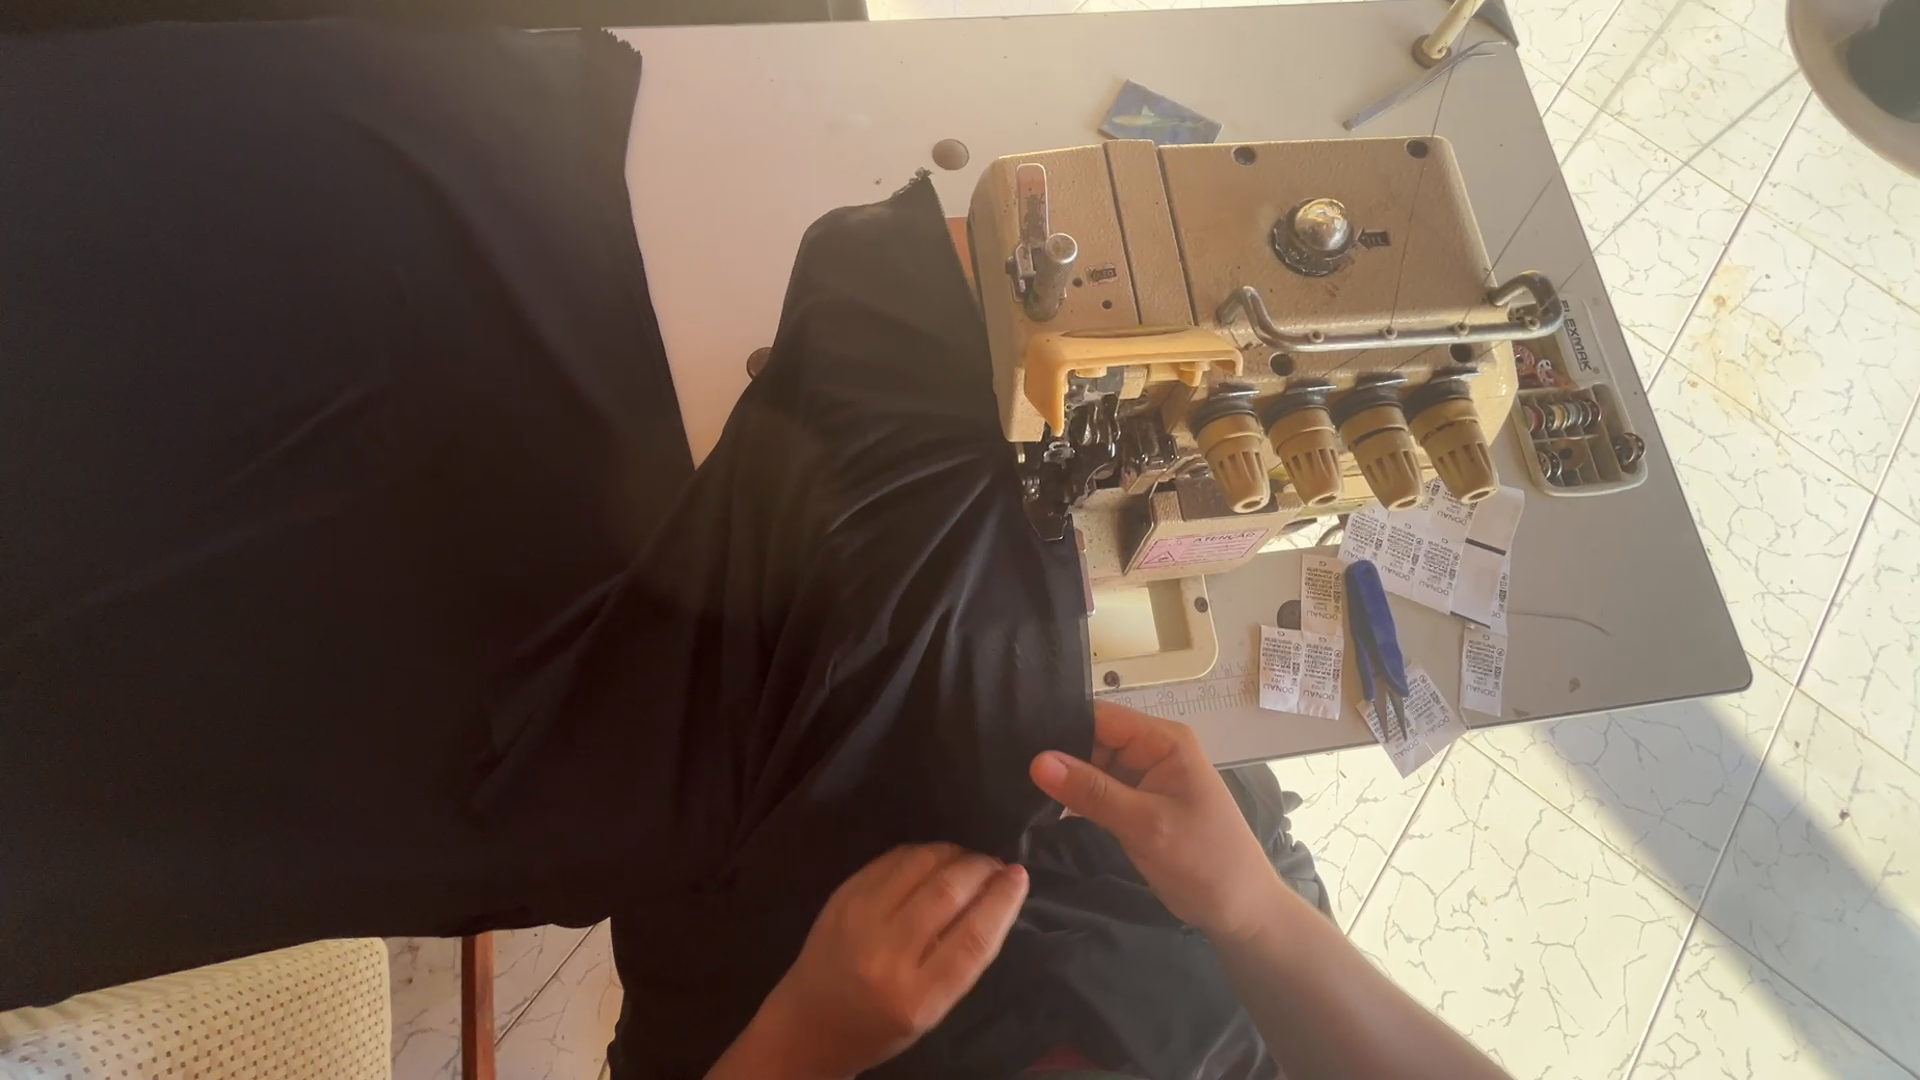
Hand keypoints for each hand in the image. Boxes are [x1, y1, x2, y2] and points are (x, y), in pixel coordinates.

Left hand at [721, 844, 1028, 1079]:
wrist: (806, 1025)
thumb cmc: (879, 1026)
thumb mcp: (930, 1008)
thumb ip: (961, 957)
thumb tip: (994, 895)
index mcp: (916, 997)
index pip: (972, 939)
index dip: (1002, 901)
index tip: (1020, 877)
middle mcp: (887, 953)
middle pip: (948, 891)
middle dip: (982, 868)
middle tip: (998, 865)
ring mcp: (860, 916)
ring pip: (922, 863)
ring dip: (955, 854)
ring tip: (970, 860)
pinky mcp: (845, 892)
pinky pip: (895, 857)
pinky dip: (924, 852)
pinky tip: (937, 859)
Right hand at [1030, 701, 1279, 944]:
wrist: (1241, 912)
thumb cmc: (1204, 861)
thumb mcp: (1145, 825)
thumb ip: (1091, 791)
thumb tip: (1038, 761)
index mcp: (1162, 739)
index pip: (1100, 717)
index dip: (1059, 724)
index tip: (1013, 738)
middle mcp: (1151, 749)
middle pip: (1091, 738)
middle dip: (1056, 753)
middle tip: (1008, 766)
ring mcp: (1142, 776)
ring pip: (1089, 764)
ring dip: (1062, 778)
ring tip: (1015, 782)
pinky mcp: (1135, 802)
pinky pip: (1096, 789)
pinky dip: (1074, 797)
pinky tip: (1038, 802)